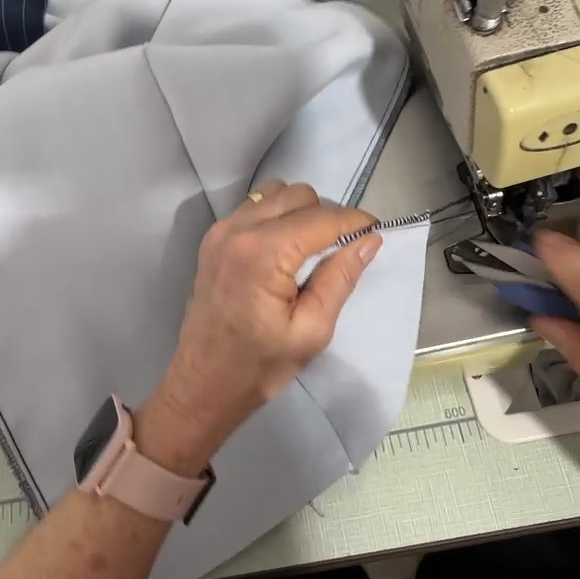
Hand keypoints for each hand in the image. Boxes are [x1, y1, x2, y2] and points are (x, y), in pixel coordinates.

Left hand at [138, 181, 380, 472]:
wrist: (203, 384)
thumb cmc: (259, 367)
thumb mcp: (312, 330)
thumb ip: (340, 278)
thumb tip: (369, 239)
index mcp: (262, 254)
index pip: (322, 218)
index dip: (355, 222)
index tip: (376, 234)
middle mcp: (237, 230)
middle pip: (299, 196)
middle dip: (327, 216)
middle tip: (342, 251)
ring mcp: (220, 231)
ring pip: (276, 193)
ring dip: (301, 212)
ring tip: (312, 251)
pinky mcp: (213, 238)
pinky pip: (255, 207)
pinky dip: (277, 217)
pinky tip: (285, 251)